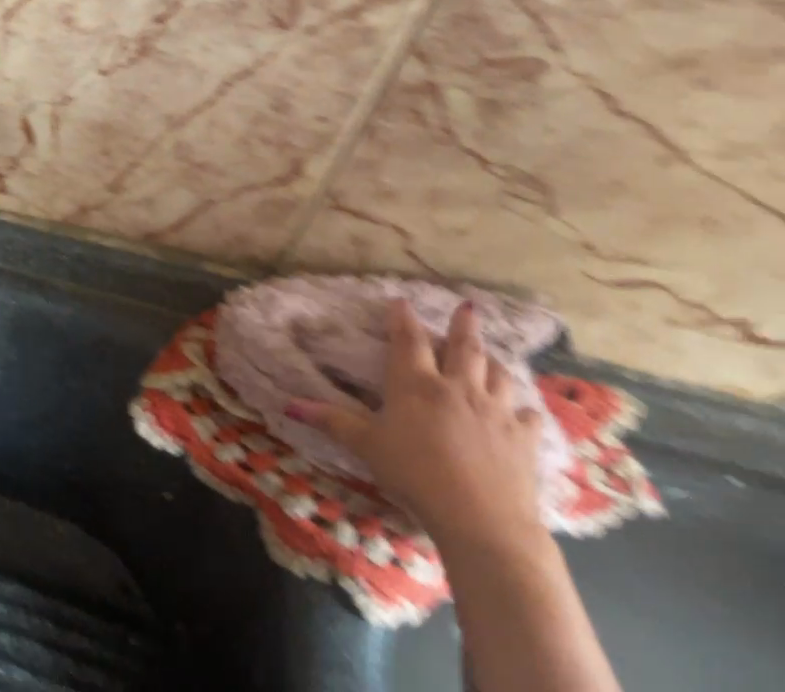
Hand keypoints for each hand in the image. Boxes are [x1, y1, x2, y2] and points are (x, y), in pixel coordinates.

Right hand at [287, 299, 546, 552]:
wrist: (480, 515)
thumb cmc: (413, 473)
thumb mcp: (365, 446)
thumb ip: (332, 421)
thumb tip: (290, 405)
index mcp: (416, 385)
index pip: (407, 341)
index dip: (402, 318)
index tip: (400, 301)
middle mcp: (458, 388)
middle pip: (464, 348)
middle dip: (463, 325)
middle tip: (467, 307)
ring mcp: (497, 411)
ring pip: (499, 374)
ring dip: (493, 360)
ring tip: (490, 354)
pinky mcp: (524, 437)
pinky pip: (526, 414)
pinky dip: (521, 407)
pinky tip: (520, 410)